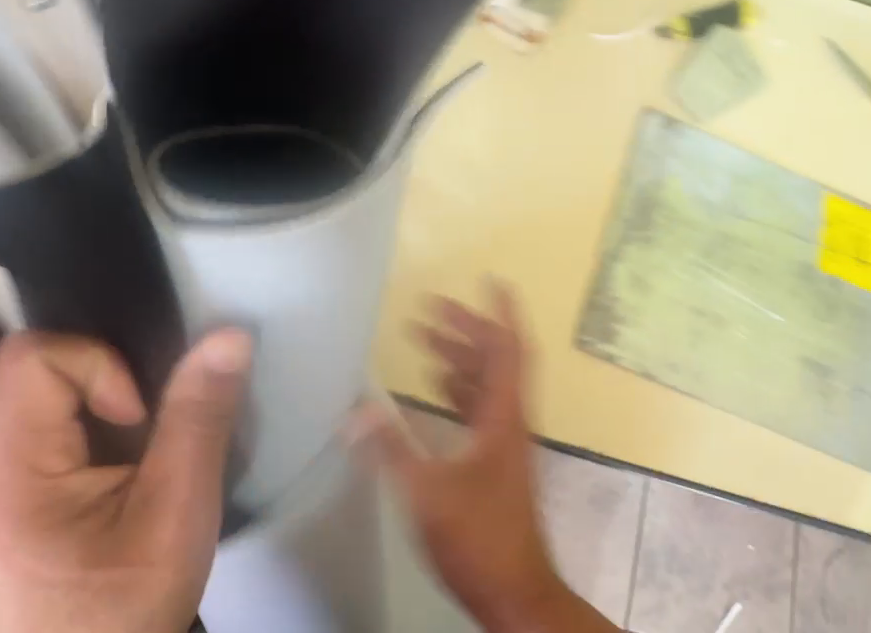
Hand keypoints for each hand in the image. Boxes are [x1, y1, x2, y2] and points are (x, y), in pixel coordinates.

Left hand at [0, 328, 251, 632]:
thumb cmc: (120, 613)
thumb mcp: (177, 513)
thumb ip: (199, 417)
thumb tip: (229, 336)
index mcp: (3, 470)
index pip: (34, 355)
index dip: (98, 365)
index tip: (134, 423)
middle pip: (37, 376)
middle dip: (107, 392)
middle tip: (146, 448)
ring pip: (40, 405)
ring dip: (99, 418)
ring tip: (135, 473)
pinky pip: (36, 438)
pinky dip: (83, 442)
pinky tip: (112, 494)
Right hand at [351, 282, 618, 632]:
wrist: (515, 591)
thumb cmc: (478, 536)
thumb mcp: (427, 491)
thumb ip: (391, 448)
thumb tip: (355, 409)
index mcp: (503, 414)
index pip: (509, 347)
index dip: (500, 310)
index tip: (489, 278)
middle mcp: (510, 419)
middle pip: (494, 360)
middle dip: (464, 329)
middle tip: (429, 309)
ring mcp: (505, 441)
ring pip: (486, 383)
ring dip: (459, 358)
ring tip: (424, 340)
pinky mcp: (496, 461)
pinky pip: (479, 408)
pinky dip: (458, 389)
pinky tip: (434, 389)